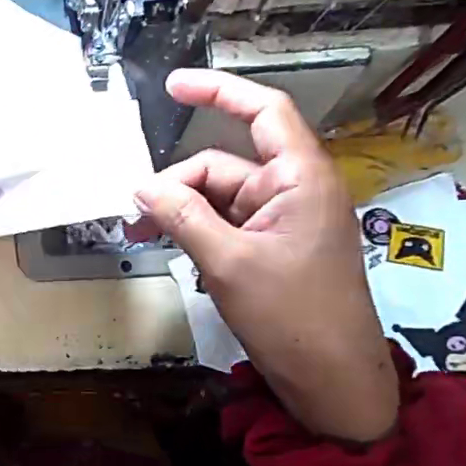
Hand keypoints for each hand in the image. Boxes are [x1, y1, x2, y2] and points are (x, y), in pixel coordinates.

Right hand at [136, 69, 397, 442]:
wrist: (331, 379)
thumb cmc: (291, 316)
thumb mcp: (228, 264)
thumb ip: (184, 218)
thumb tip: (142, 186)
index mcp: (300, 178)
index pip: (262, 112)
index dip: (218, 92)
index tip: (172, 86)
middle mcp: (293, 191)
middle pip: (224, 166)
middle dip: (177, 185)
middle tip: (134, 217)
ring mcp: (284, 223)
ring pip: (221, 200)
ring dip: (183, 214)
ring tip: (143, 236)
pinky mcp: (275, 250)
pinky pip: (229, 227)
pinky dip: (199, 234)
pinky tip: (174, 252)